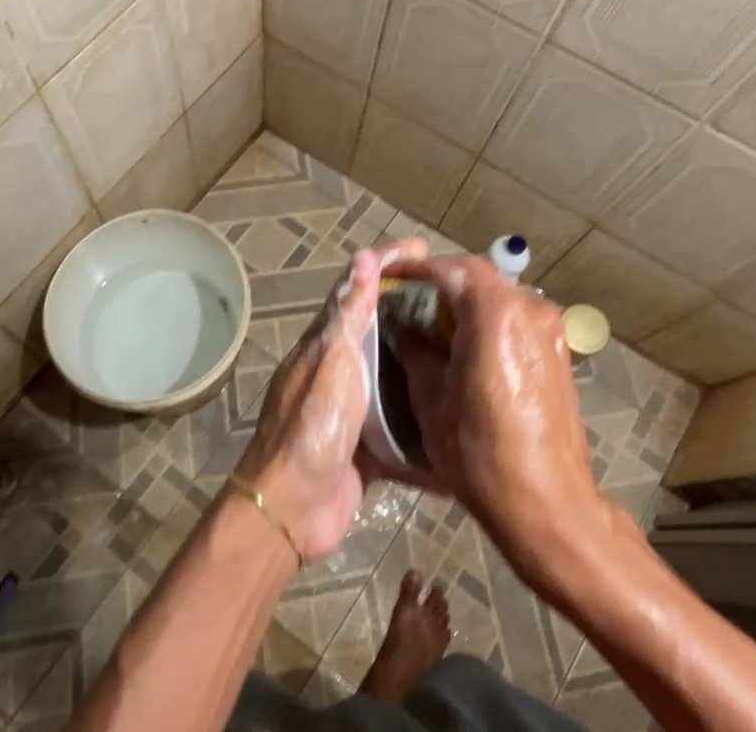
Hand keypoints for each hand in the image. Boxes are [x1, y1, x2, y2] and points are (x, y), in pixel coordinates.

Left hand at [235, 239, 428, 559]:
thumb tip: (363, 258)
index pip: (355, 292)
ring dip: (419, 353)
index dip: (384, 266)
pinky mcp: (366, 444)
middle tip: (456, 294)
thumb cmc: (312, 430)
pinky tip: (452, 403)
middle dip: (410, 307)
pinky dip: (422, 408)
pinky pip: (398, 418)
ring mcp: (351, 408)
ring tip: (462, 339)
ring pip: (389, 371)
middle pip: (375, 328)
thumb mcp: (331, 365)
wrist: (293, 509)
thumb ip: (347, 317)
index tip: (420, 247)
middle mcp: (336, 371)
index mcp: (323, 347)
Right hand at [384, 255, 610, 576]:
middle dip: (441, 283)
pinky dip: (486, 321)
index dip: (417, 269)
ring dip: (465, 302)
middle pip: (479, 279)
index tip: (390, 276)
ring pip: (499, 297)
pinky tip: (464, 344)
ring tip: (431, 322)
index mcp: (496, 315)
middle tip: (407, 298)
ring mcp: (550, 331)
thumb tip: (407, 329)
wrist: (547, 501)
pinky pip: (515, 320)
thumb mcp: (431, 400)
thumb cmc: (479, 452)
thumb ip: (417, 352)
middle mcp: (530, 310)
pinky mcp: (558, 352)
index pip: (452, 270)